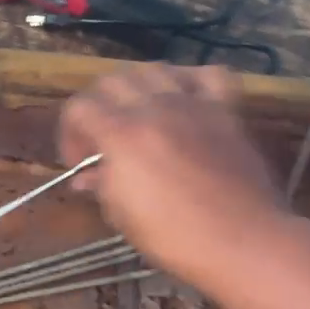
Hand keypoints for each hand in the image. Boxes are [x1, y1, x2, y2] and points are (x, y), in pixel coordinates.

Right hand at [57, 65, 293, 292]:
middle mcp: (155, 109)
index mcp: (121, 135)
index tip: (79, 163)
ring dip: (139, 88)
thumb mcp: (121, 215)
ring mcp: (194, 106)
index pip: (79, 108)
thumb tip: (86, 178)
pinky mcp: (226, 111)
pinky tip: (185, 101)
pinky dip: (191, 80)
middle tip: (103, 138)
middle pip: (113, 80)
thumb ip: (101, 185)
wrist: (239, 240)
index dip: (70, 133)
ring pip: (156, 69)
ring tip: (140, 116)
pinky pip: (209, 74)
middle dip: (99, 106)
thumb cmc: (171, 236)